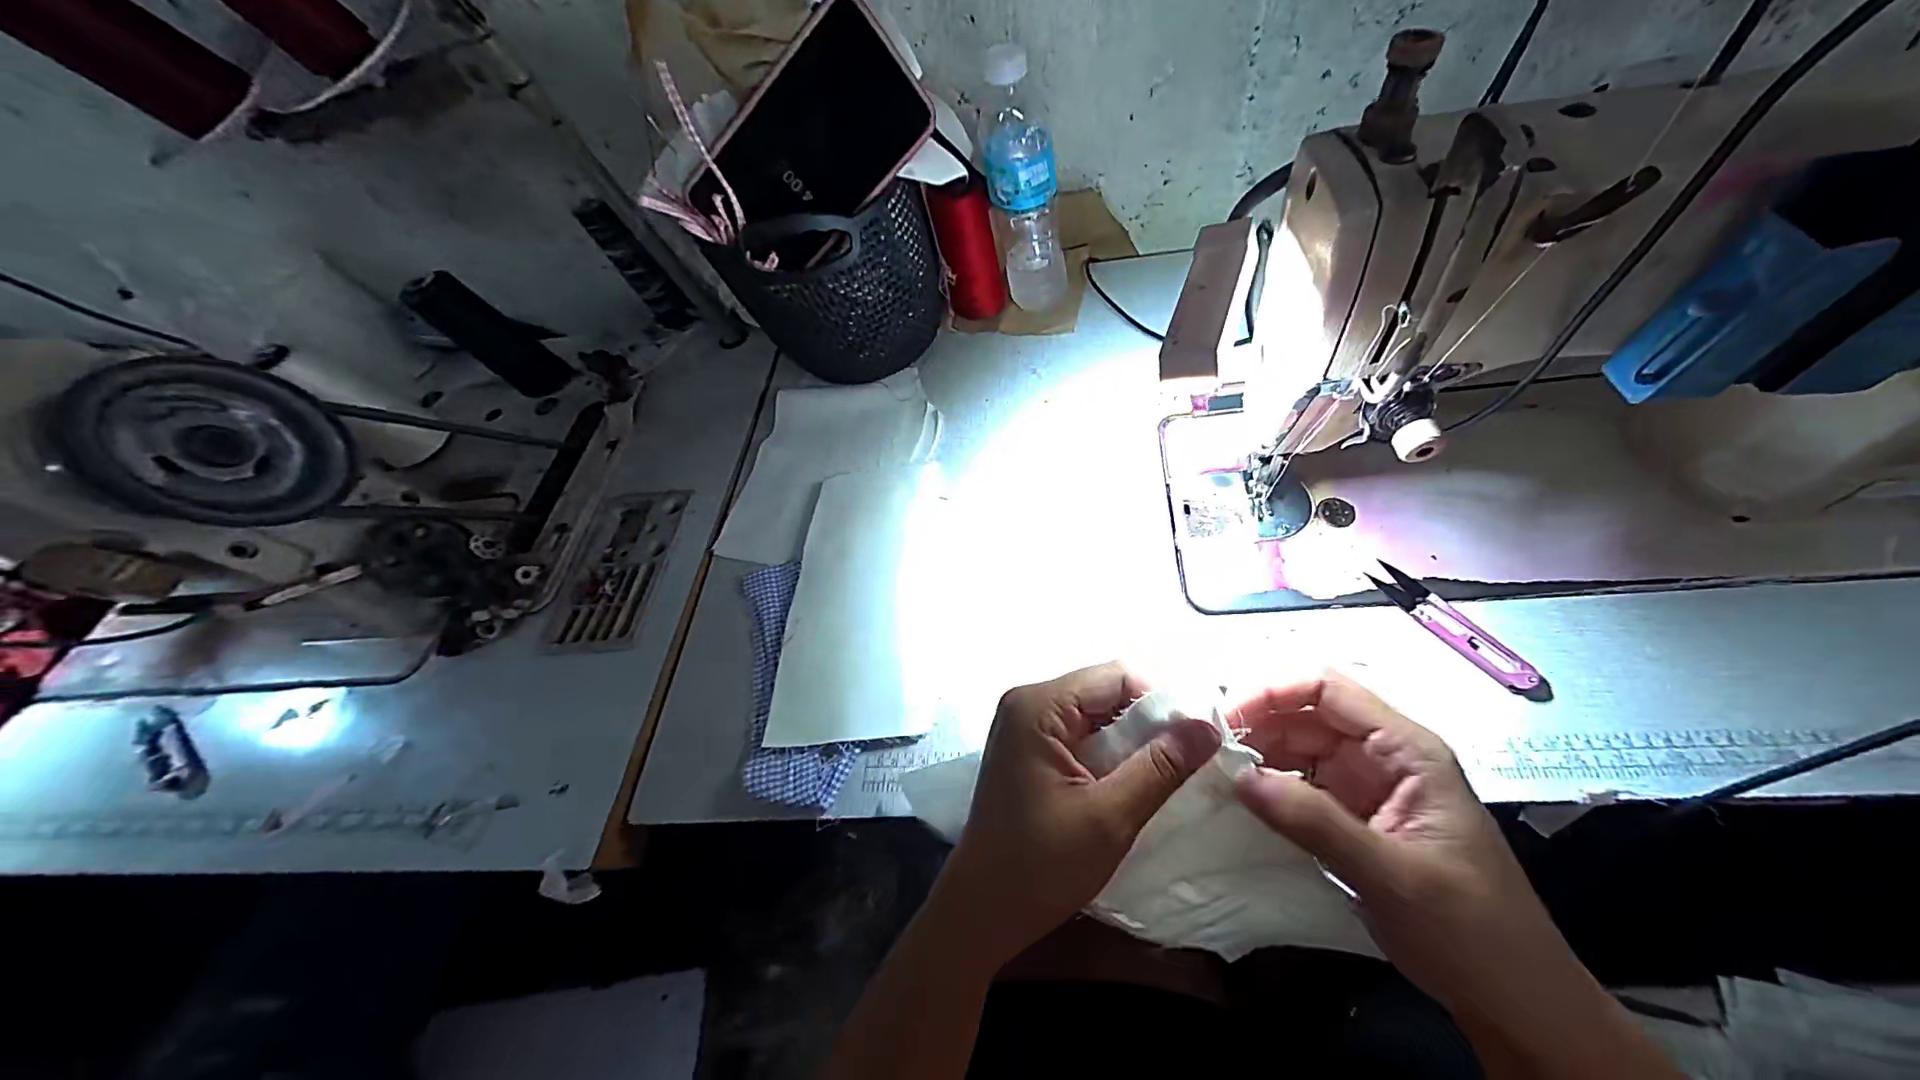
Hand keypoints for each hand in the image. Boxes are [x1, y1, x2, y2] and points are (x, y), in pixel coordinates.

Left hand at [935, 662, 1221, 968]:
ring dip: (1132, 739)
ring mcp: (1024, 725)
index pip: (1116, 676)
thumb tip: (1208, 725)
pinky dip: (1110, 751)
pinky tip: (1131, 780)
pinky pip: (1081, 733)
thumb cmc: (1040, 866)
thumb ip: (1160, 767)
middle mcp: (1027, 702)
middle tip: (1188, 760)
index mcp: (1038, 706)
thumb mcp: (1110, 817)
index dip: (1162, 702)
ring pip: (1096, 713)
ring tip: (1167, 774)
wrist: (982, 910)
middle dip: (1150, 721)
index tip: (1198, 739)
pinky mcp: (1028, 749)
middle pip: (1105, 691)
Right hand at [1228, 673, 1578, 1018]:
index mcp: (1407, 751)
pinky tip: (1241, 799)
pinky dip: (1269, 786)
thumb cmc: (1471, 931)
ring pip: (1299, 749)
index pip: (1329, 691)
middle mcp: (1384, 757)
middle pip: (1307, 716)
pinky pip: (1300, 785)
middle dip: (1257, 724)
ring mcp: (1367, 788)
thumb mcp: (1393, 875)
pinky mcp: (1353, 819)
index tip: (1227, 718)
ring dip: (1258, 754)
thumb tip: (1241, 777)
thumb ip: (1315, 821)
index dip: (1274, 692)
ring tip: (1215, 772)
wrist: (1517, 1004)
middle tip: (1209, 750)